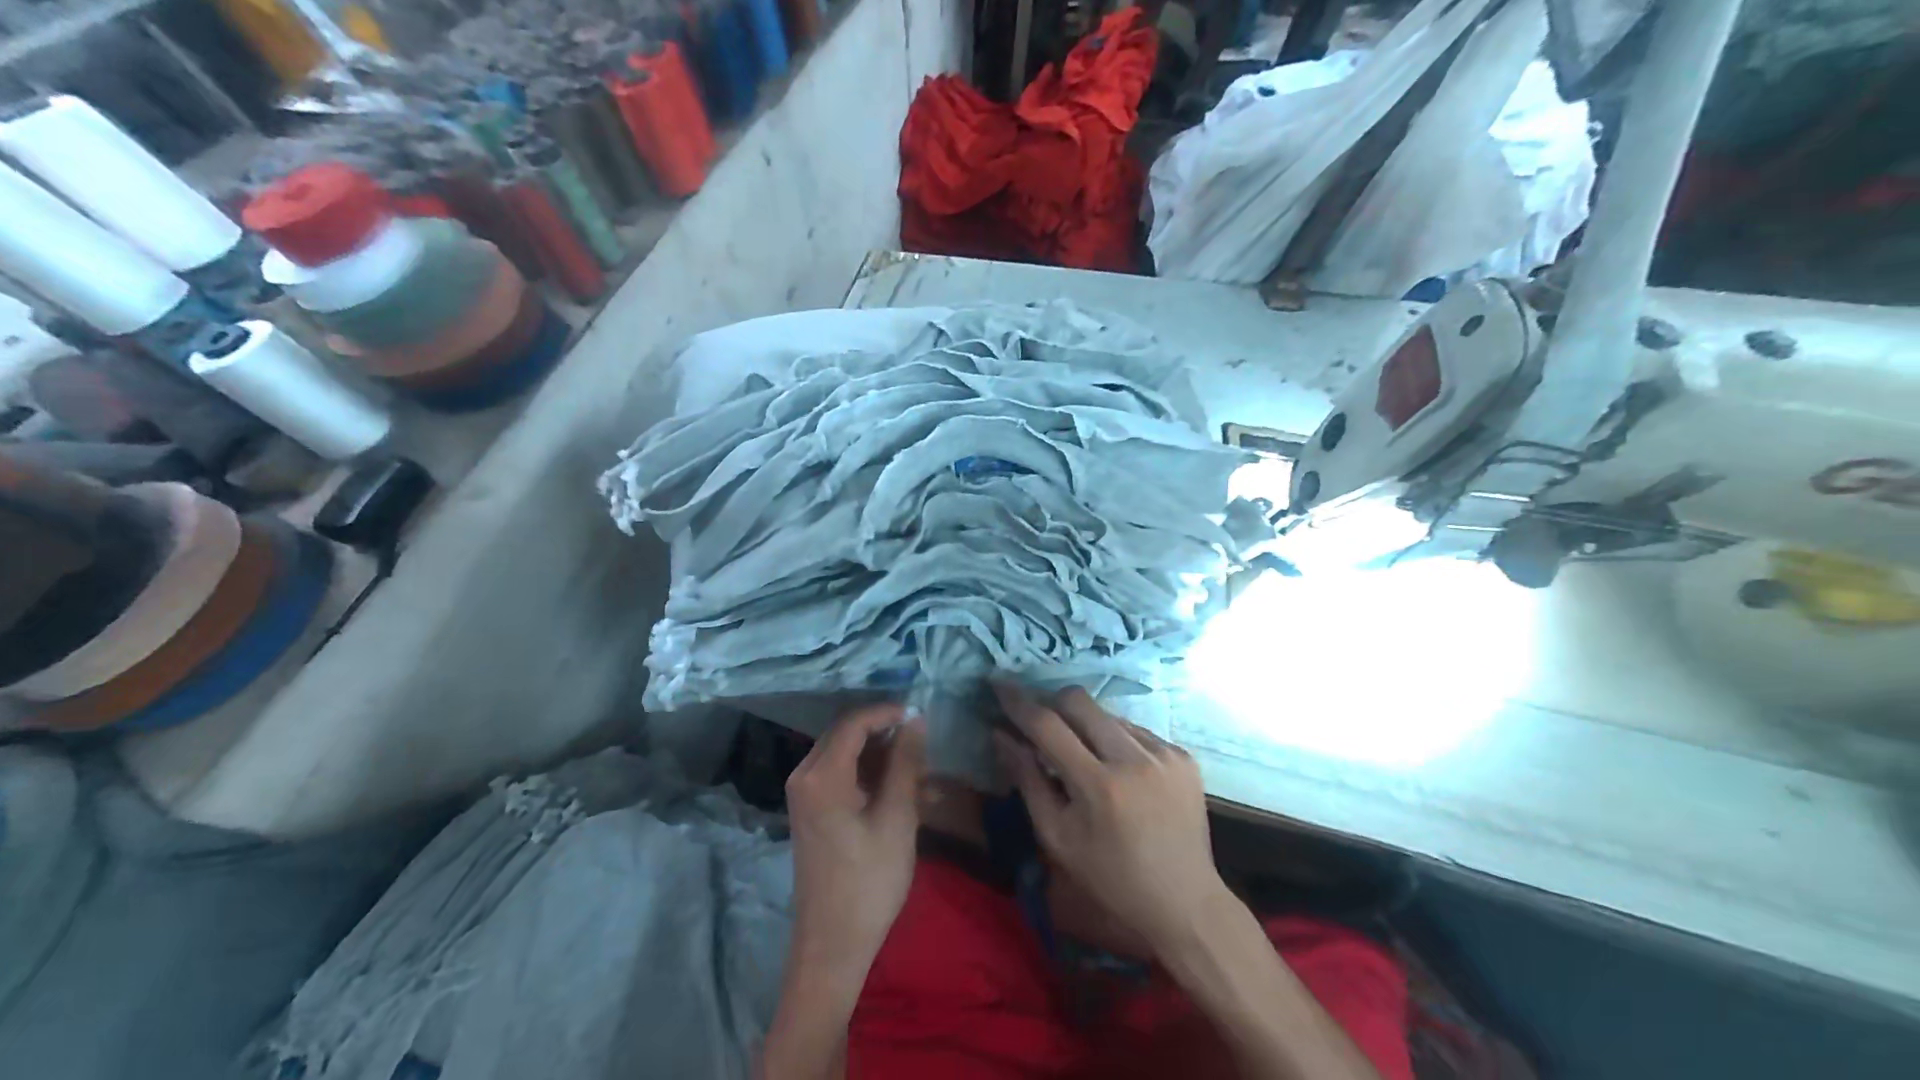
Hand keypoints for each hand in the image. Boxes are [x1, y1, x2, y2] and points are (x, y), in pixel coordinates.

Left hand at [785, 703, 926, 975]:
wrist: (833, 944)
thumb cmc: (869, 880)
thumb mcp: (897, 817)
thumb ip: (905, 762)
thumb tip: (915, 719)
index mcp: (820, 775)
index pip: (854, 722)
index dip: (888, 712)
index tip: (922, 715)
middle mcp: (805, 776)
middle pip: (847, 735)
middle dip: (887, 734)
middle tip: (925, 744)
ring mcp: (806, 795)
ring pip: (848, 756)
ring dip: (884, 759)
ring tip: (925, 775)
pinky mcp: (813, 812)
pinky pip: (843, 777)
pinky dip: (873, 778)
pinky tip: (908, 795)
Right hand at [992, 683, 1229, 958]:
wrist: (1183, 901)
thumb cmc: (1109, 877)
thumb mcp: (1056, 837)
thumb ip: (1027, 780)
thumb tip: (1001, 735)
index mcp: (1098, 786)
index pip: (1048, 725)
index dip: (1018, 702)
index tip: (999, 684)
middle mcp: (1134, 759)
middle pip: (1079, 701)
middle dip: (1051, 703)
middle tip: (1039, 720)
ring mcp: (1164, 754)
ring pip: (1108, 713)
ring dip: (1085, 725)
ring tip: (1081, 754)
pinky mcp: (1183, 756)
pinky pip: (1136, 730)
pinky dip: (1115, 740)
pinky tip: (1116, 769)